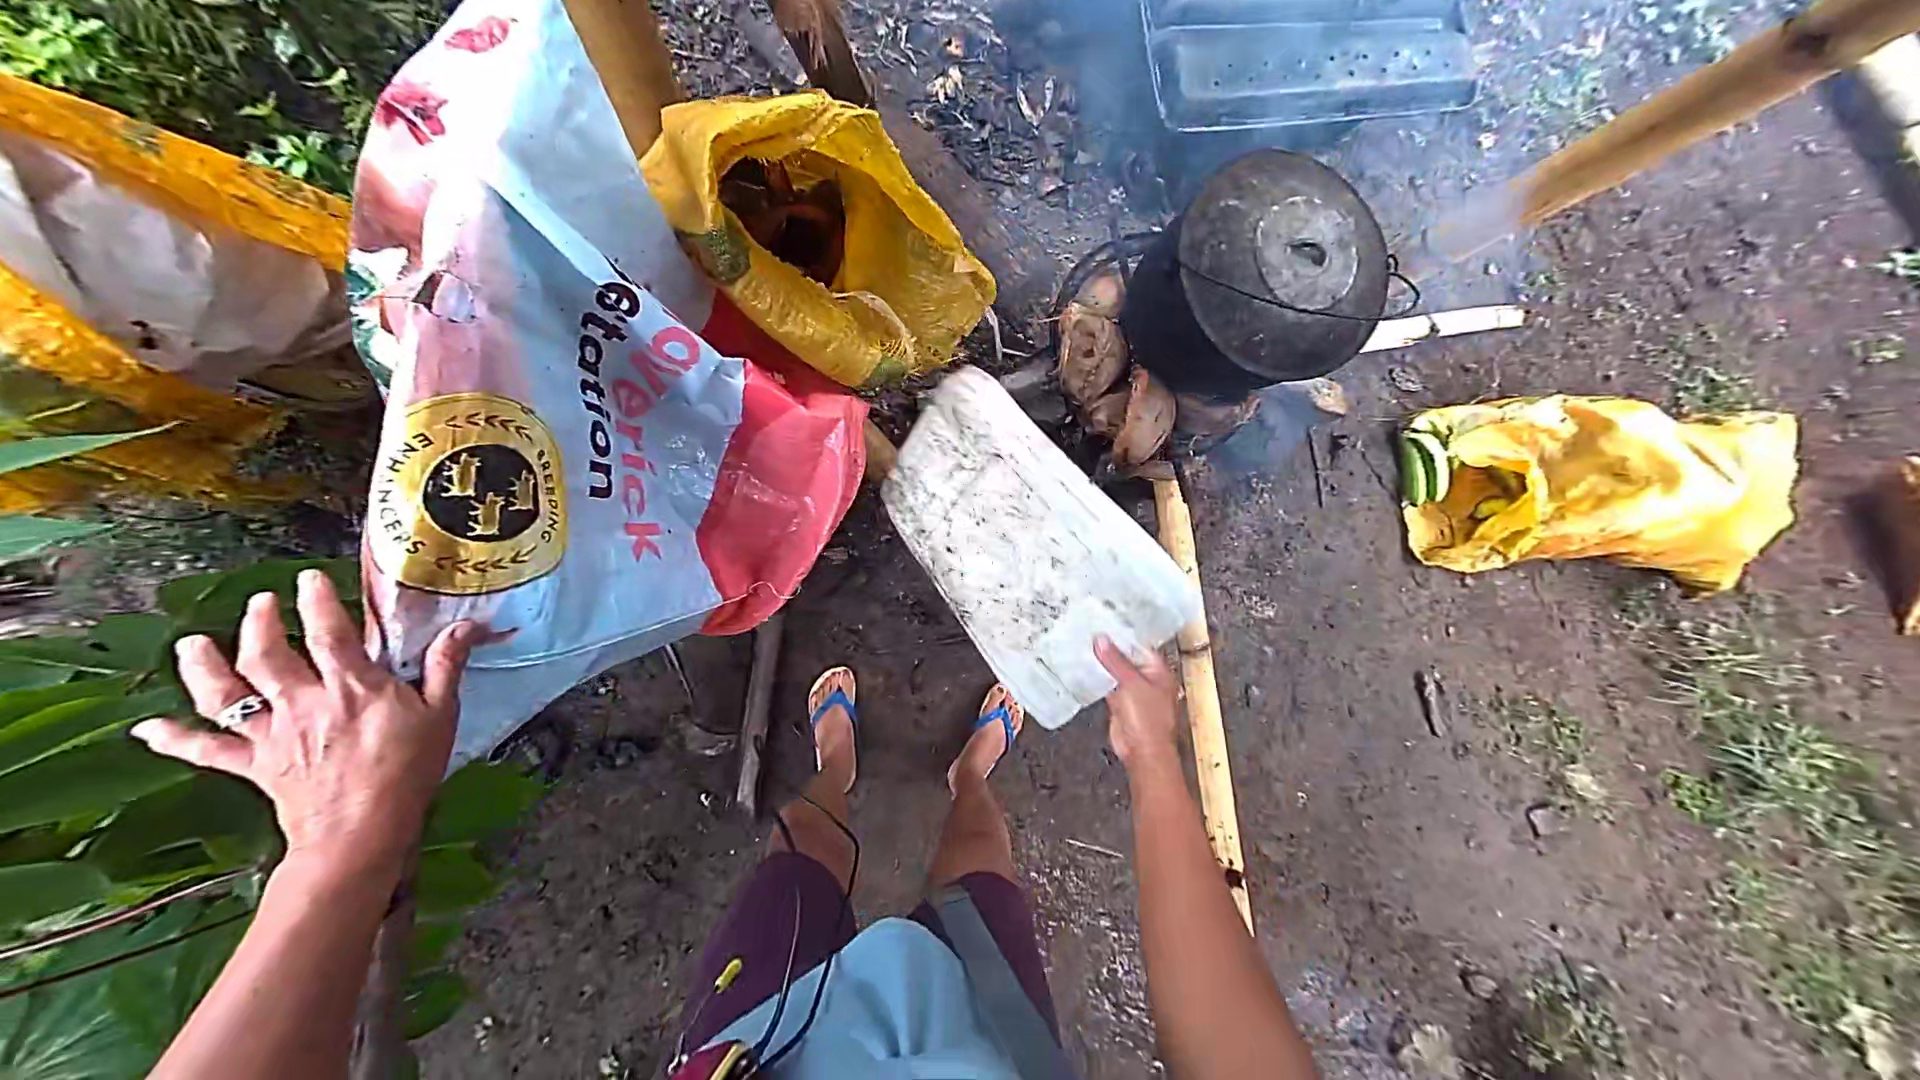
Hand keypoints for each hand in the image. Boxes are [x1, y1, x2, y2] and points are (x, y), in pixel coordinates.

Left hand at [131, 568, 477, 879]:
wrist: (361, 829)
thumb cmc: (409, 768)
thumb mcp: (441, 712)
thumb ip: (446, 666)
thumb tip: (466, 627)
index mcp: (354, 688)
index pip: (330, 634)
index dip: (317, 602)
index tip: (308, 579)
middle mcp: (304, 703)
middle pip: (268, 655)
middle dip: (259, 623)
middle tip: (261, 603)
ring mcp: (271, 734)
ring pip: (225, 693)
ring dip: (204, 666)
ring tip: (194, 644)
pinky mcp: (252, 764)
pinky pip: (205, 750)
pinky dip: (174, 739)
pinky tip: (149, 728)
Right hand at [1095, 635, 1180, 768]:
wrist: (1143, 752)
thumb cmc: (1151, 723)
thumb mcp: (1132, 683)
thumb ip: (1115, 660)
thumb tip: (1103, 641)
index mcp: (1158, 671)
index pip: (1139, 646)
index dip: (1122, 636)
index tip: (1105, 626)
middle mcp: (1147, 680)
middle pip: (1126, 659)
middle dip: (1110, 650)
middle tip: (1092, 634)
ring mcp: (1133, 692)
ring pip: (1115, 672)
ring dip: (1102, 664)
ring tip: (1086, 647)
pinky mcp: (1120, 703)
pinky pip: (1107, 686)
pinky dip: (1098, 679)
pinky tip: (1086, 669)